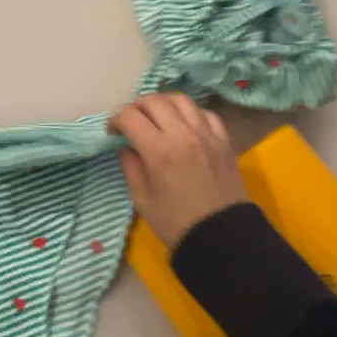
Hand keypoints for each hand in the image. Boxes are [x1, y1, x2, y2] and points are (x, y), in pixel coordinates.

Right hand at [109, 94, 247, 248]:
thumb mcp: (142, 199)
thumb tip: (126, 146)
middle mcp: (183, 134)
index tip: (113, 133)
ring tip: (156, 117)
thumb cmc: (176, 222)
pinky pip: (205, 113)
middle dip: (135, 108)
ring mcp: (206, 135)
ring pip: (180, 100)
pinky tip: (184, 125)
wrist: (223, 237)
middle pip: (153, 101)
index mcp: (158, 151)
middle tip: (131, 123)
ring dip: (162, 104)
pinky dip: (190, 113)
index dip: (115, 120)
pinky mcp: (224, 141)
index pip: (129, 116)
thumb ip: (130, 166)